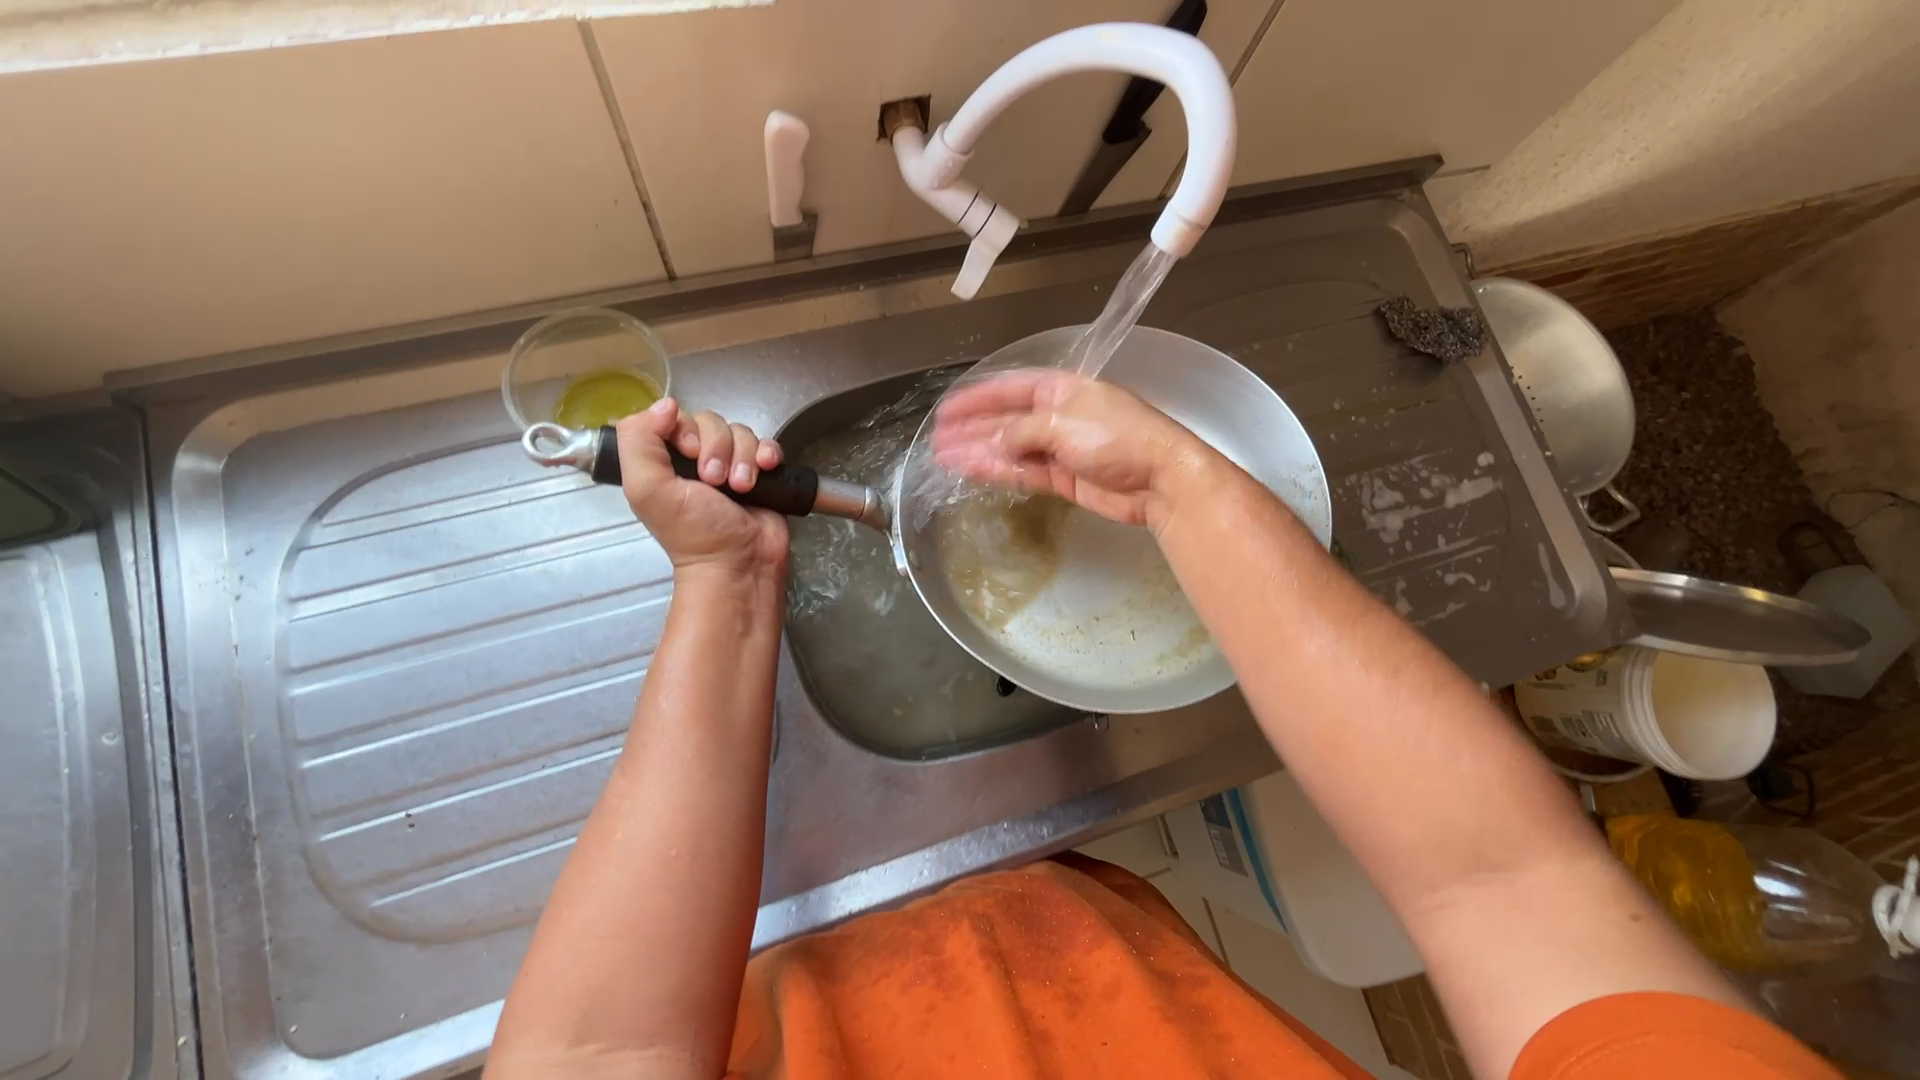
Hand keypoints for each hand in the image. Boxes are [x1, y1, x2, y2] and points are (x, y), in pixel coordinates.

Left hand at [615, 399, 788, 576]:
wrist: (740, 563)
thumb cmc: (693, 533)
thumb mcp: (647, 489)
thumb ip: (639, 442)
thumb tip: (665, 404)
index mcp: (665, 460)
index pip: (676, 417)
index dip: (687, 429)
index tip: (691, 455)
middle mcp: (696, 460)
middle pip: (711, 422)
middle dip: (718, 448)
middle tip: (716, 481)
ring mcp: (731, 465)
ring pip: (741, 433)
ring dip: (743, 458)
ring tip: (742, 487)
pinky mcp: (761, 473)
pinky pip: (767, 445)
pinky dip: (769, 453)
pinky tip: (766, 470)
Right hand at [929, 368, 1215, 531]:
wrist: (1161, 480)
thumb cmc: (1120, 438)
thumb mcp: (1064, 424)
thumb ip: (1021, 431)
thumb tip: (991, 442)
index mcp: (1062, 389)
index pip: (1010, 388)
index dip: (977, 398)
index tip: (947, 410)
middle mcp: (1058, 415)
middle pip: (1006, 420)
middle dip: (972, 429)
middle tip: (939, 439)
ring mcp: (1060, 448)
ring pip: (1011, 448)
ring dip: (980, 452)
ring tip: (946, 458)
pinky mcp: (1063, 478)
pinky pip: (1024, 471)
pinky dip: (999, 471)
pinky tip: (974, 471)